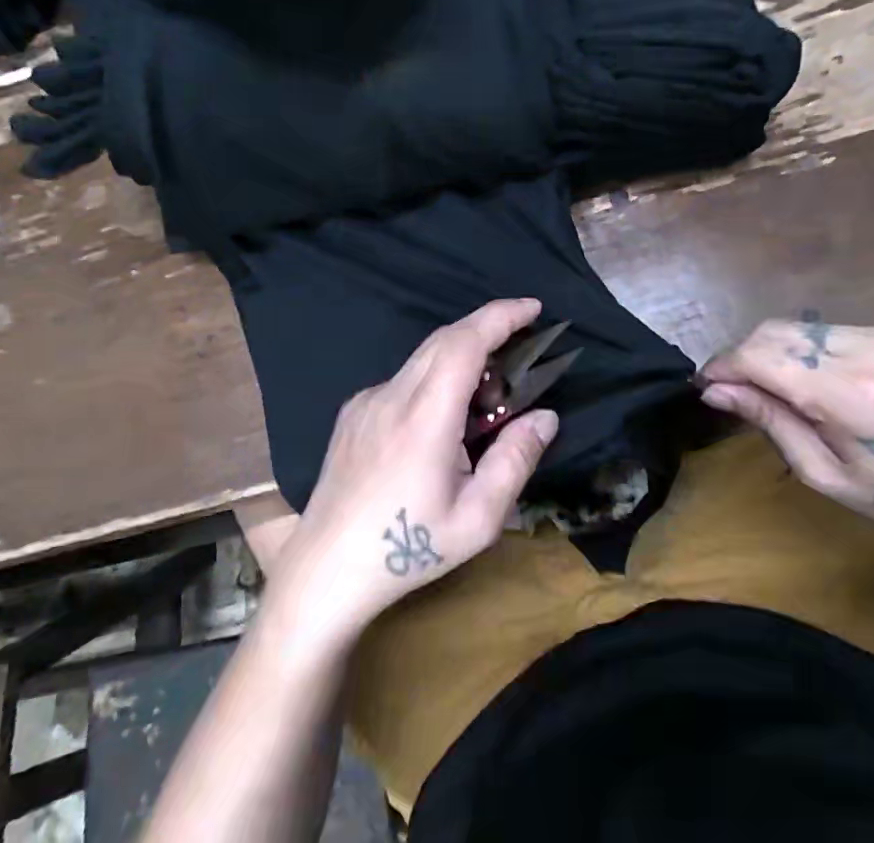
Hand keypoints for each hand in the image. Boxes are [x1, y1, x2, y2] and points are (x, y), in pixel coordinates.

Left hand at [266, 299, 559, 651]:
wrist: (329, 565)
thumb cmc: (409, 548)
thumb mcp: (477, 518)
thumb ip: (514, 461)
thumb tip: (544, 416)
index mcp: (424, 417)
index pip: (464, 342)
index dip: (500, 316)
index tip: (532, 308)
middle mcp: (390, 396)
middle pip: (442, 340)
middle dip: (485, 331)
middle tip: (520, 352)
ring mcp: (365, 402)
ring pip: (419, 360)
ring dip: (458, 360)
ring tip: (485, 401)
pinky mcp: (351, 414)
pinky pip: (399, 382)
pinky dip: (431, 382)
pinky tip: (439, 426)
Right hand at [699, 318, 873, 581]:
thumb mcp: (827, 475)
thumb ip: (770, 421)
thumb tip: (714, 391)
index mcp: (852, 396)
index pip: (760, 356)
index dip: (721, 367)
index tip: (703, 388)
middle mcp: (870, 353)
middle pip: (774, 332)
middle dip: (740, 357)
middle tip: (728, 391)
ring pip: (796, 326)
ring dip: (767, 352)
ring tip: (762, 388)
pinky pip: (825, 331)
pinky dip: (798, 350)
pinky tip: (801, 381)